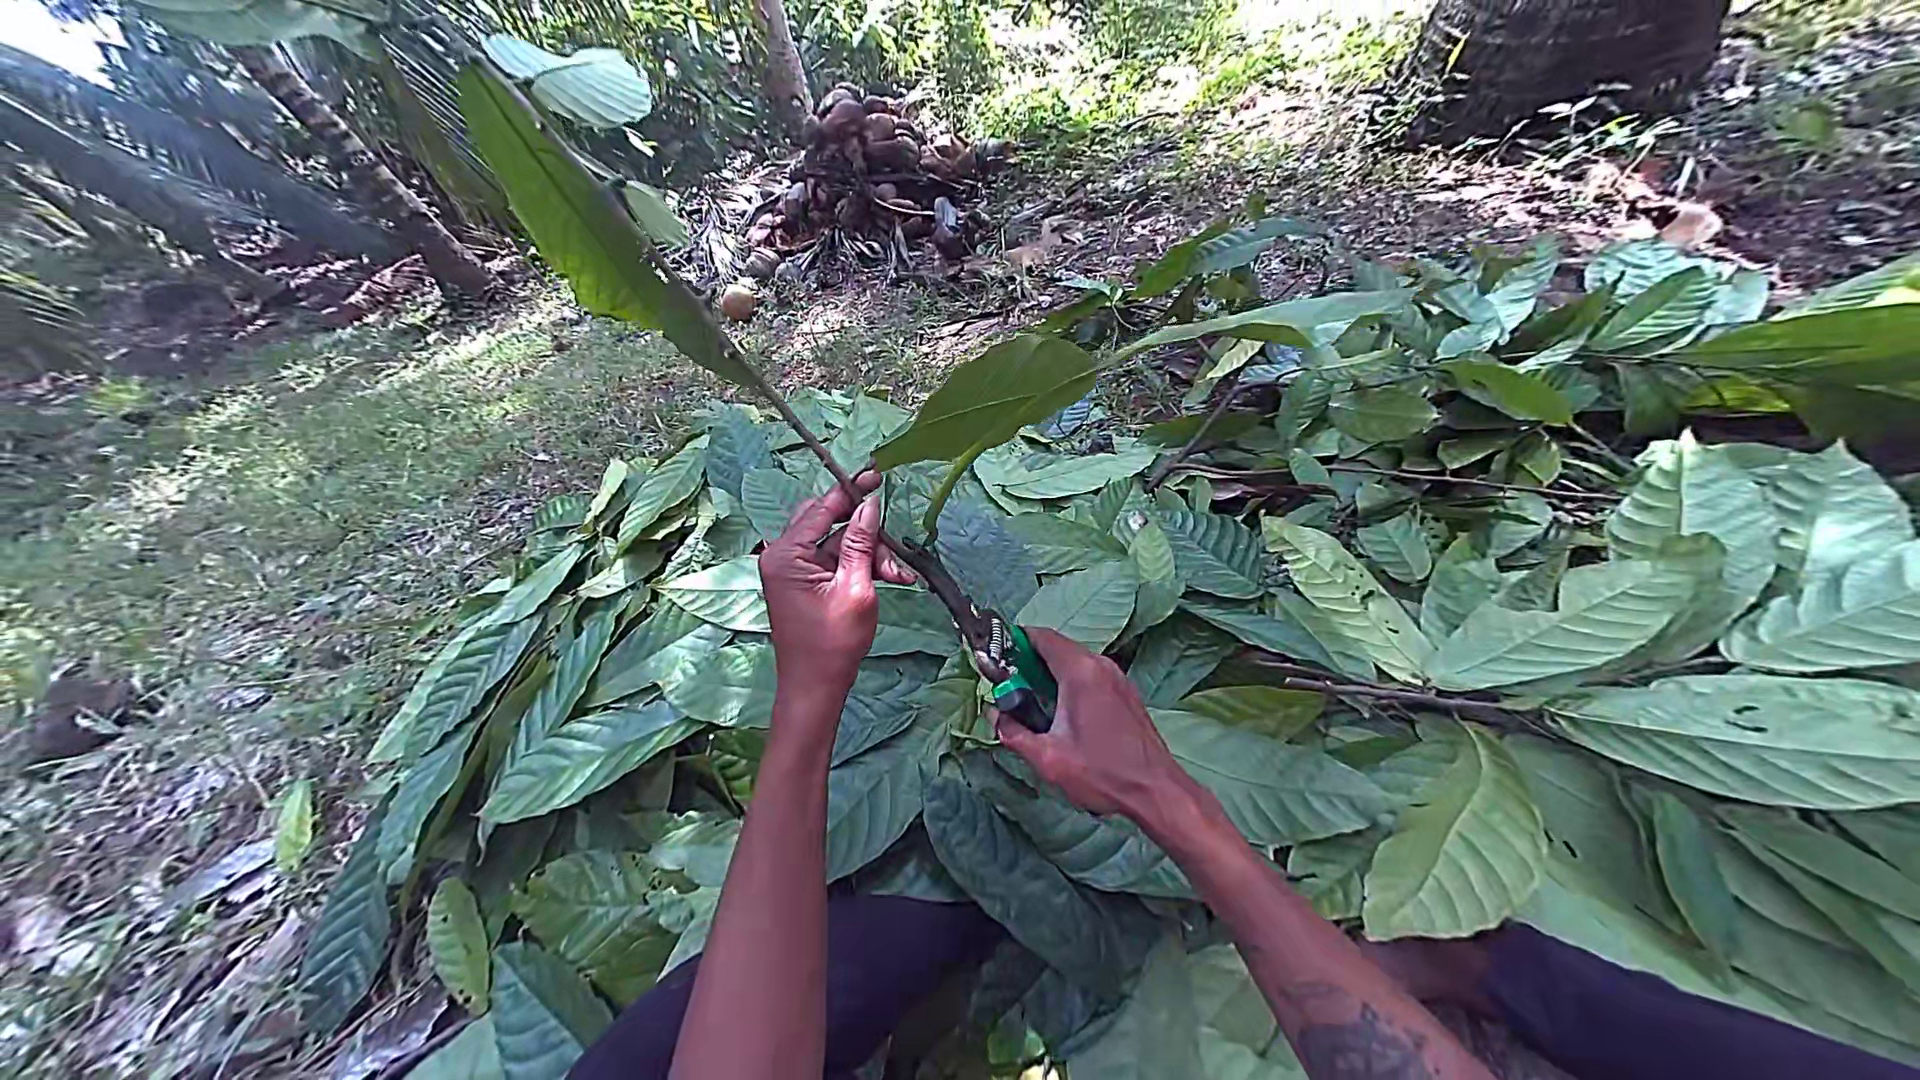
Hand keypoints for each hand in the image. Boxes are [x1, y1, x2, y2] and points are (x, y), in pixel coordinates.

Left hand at [759, 470, 915, 692]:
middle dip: (866, 531)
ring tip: (897, 575)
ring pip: (836, 542)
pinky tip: (887, 576)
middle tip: (893, 544)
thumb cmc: (834, 643)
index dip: (851, 490)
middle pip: (828, 522)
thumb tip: (869, 505)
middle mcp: (782, 556)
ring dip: (868, 553)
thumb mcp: (855, 588)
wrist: (816, 686)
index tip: (876, 474)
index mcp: (786, 555)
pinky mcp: (803, 581)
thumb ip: (860, 543)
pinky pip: (833, 560)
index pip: (821, 508)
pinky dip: (859, 565)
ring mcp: (792, 569)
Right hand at [994, 627, 1197, 823]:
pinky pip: (1089, 673)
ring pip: (1074, 660)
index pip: (1041, 637)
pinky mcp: (1125, 691)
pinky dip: (1069, 681)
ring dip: (1049, 672)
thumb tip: (995, 715)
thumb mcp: (1048, 758)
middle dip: (1029, 661)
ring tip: (1033, 702)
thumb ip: (1013, 733)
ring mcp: (1116, 676)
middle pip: (1057, 646)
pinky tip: (1062, 711)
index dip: (1015, 642)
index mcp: (1080, 672)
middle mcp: (1100, 665)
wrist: (1157, 791)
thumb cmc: (1103, 773)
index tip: (998, 660)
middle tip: (1010, 686)